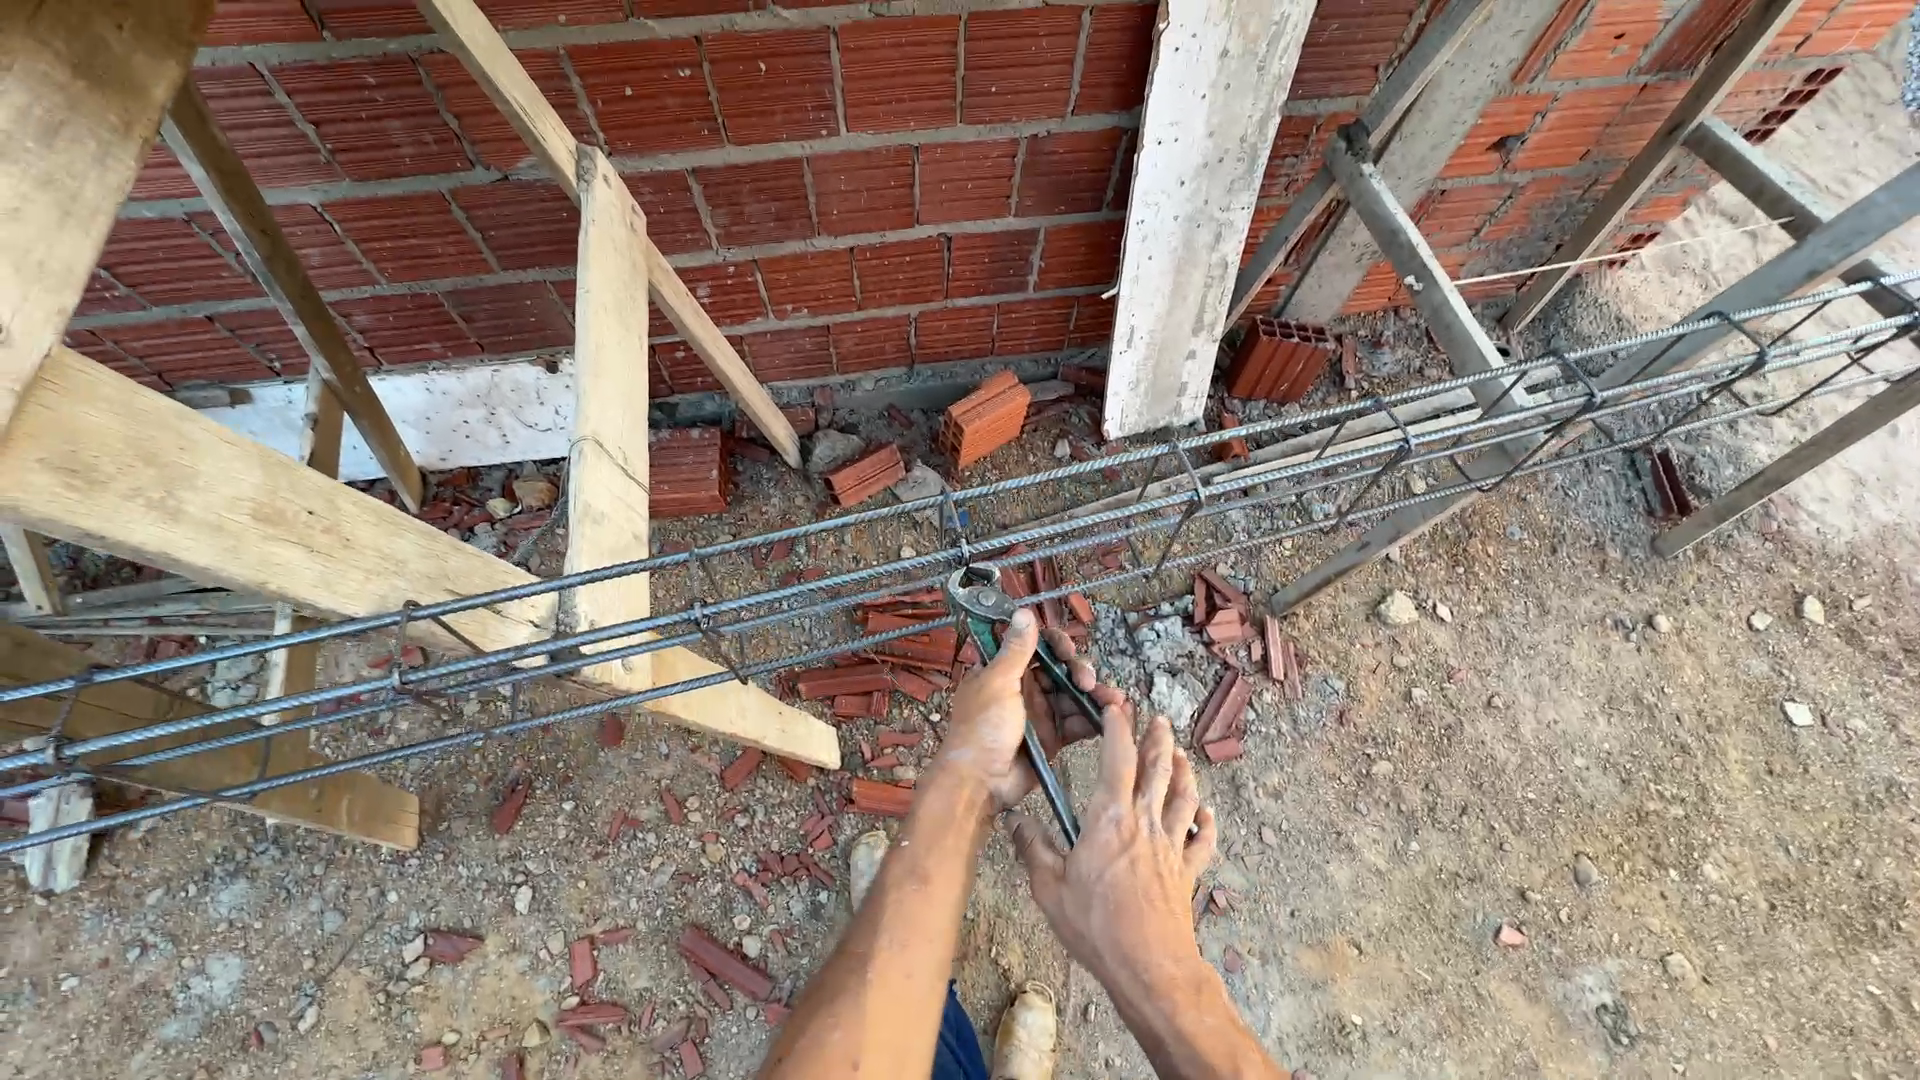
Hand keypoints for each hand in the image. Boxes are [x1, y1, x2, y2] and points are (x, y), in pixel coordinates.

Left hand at [931, 608, 1123, 813]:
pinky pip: (1078, 723)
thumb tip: (1023, 612)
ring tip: (1115, 700)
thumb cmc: (981, 728)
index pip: (1038, 647)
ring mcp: (1040, 714)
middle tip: (1088, 682)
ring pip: (1074, 696)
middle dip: (1080, 672)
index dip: (1057, 646)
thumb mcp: (997, 683)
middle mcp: (1025, 688)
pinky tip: (1112, 718)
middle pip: (1061, 670)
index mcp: (1006, 670)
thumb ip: (1016, 650)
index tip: (1068, 653)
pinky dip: (1095, 720)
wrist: (980, 782)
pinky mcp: (1052, 738)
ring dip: (1095, 695)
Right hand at [1006, 710, 1216, 1000]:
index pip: (1117, 758)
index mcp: (1110, 818)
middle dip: (1158, 739)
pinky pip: (1203, 840)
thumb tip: (1015, 822)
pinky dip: (1208, 823)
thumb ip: (1032, 849)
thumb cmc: (1096, 926)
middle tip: (1159, 718)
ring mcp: (1172, 847)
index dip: (1118, 728)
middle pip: (1158, 768)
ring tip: (1182, 753)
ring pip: (1184, 796)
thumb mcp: (1049, 887)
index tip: (1116, 707)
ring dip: (1184, 771)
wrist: (1149, 967)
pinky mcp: (1187, 873)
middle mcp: (1145, 822)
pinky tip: (1208, 813)